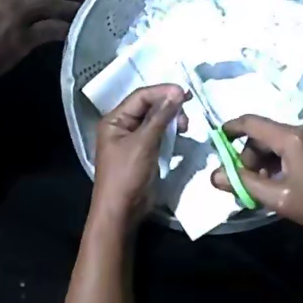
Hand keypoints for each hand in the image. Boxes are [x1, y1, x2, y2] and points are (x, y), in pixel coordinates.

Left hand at [92, 84, 186, 227]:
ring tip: (185, 127)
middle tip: (187, 114)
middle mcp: (122, 126)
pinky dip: (170, 133)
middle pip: (148, 107)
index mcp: (114, 120)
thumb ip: (160, 117)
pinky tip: (181, 136)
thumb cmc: (127, 174)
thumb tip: (177, 93)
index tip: (185, 93)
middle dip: (169, 107)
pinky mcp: (144, 153)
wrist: (122, 211)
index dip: (162, 92)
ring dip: (171, 120)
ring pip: (156, 121)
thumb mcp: (144, 143)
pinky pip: (158, 136)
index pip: (140, 96)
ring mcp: (133, 140)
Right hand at [214, 115, 302, 233]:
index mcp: (291, 137)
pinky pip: (288, 147)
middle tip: (245, 182)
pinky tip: (277, 182)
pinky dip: (276, 162)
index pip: (251, 123)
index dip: (230, 129)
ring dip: (262, 162)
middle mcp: (301, 130)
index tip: (216, 141)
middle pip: (262, 135)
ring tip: (262, 187)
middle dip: (248, 157)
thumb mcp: (277, 197)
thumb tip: (214, 177)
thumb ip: (244, 184)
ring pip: (274, 143)